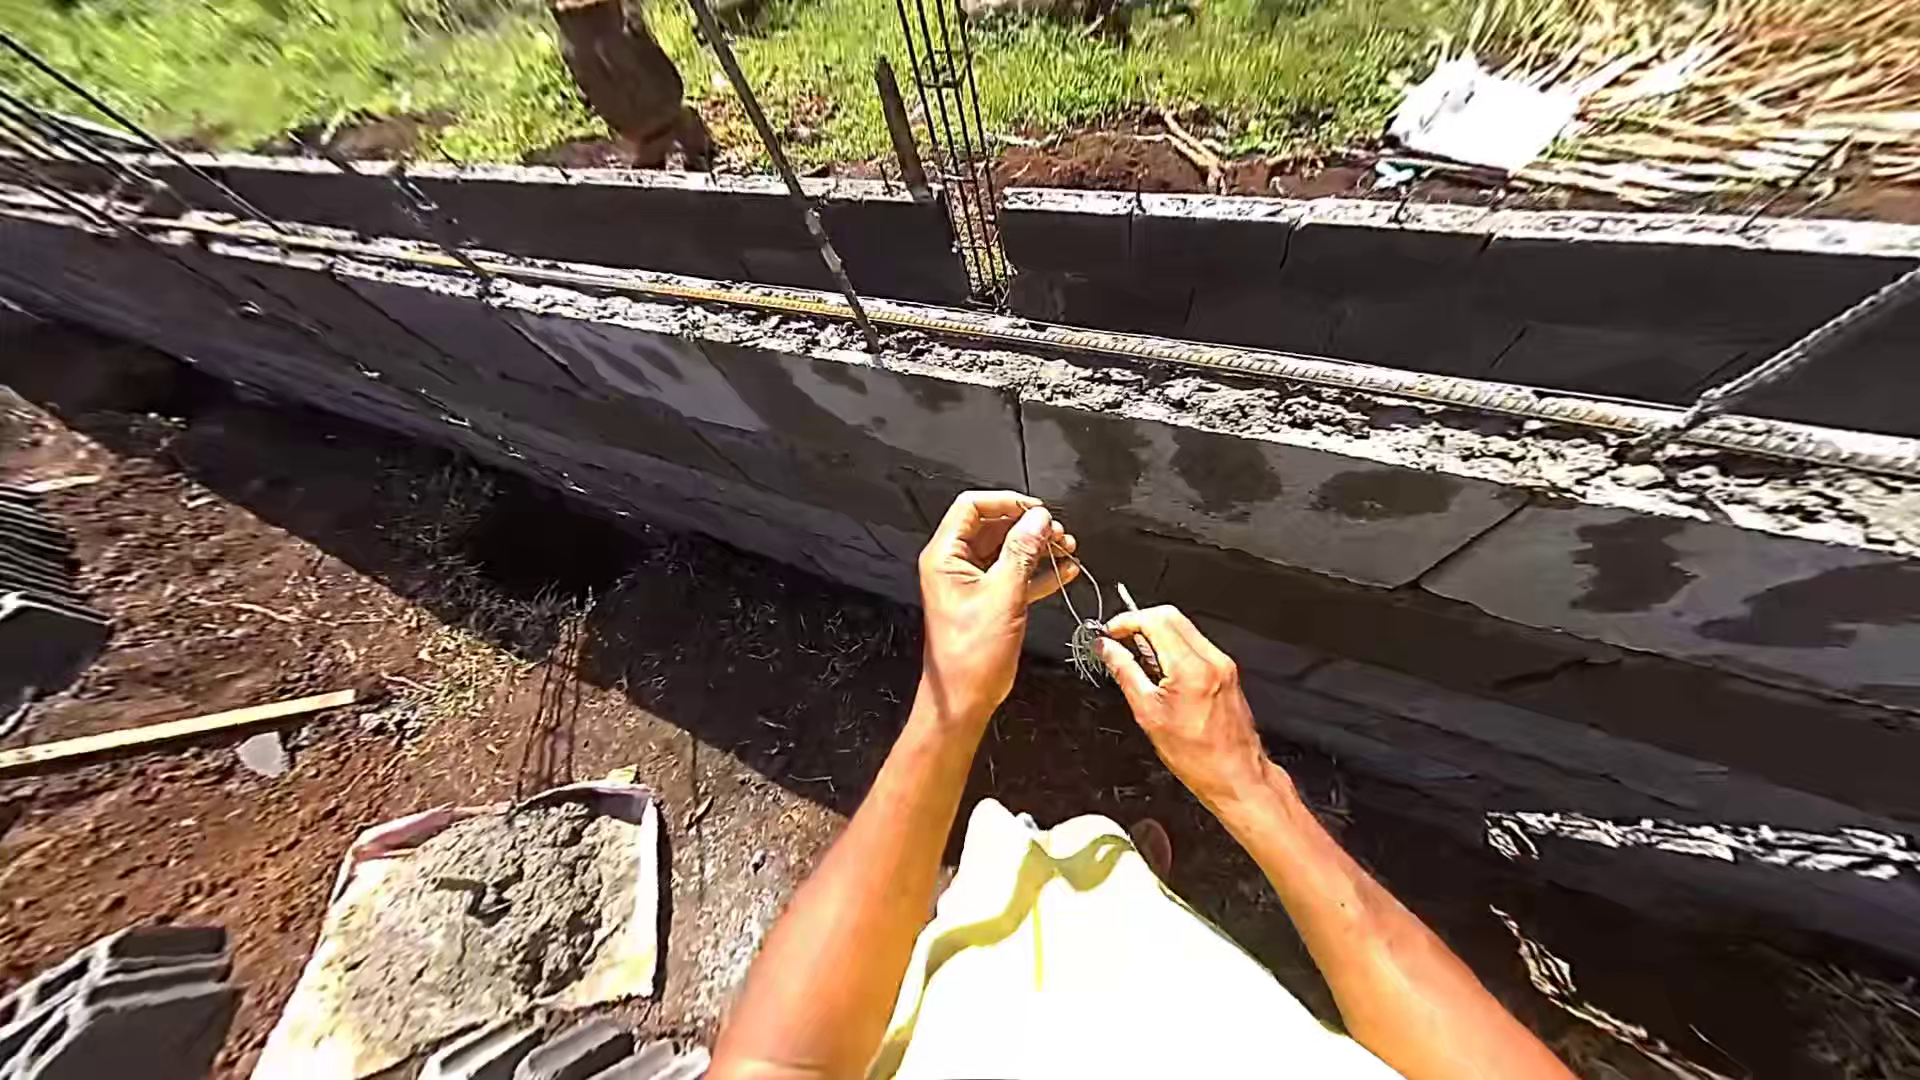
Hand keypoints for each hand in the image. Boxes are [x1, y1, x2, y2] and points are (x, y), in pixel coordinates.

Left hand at [917, 491, 1076, 726]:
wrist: (964, 699)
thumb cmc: (969, 655)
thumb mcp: (1002, 595)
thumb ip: (1022, 552)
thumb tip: (1038, 519)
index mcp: (945, 556)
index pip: (972, 507)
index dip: (1006, 502)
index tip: (1037, 509)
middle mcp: (955, 565)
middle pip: (993, 526)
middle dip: (1028, 525)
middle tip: (1057, 531)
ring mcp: (972, 582)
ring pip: (1007, 550)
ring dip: (1037, 547)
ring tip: (1065, 548)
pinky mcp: (988, 600)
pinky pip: (1014, 574)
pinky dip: (1037, 571)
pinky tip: (1063, 570)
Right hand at [1098, 606, 1276, 812]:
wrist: (1236, 776)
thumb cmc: (1196, 756)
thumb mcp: (1147, 713)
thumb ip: (1124, 671)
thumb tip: (1106, 648)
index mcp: (1190, 669)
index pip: (1154, 620)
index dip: (1126, 620)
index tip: (1110, 633)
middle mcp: (1211, 659)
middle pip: (1169, 614)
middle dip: (1139, 621)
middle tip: (1120, 640)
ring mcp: (1221, 663)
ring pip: (1182, 625)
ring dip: (1155, 632)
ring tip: (1138, 657)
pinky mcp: (1225, 669)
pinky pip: (1193, 641)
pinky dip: (1171, 644)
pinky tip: (1159, 667)